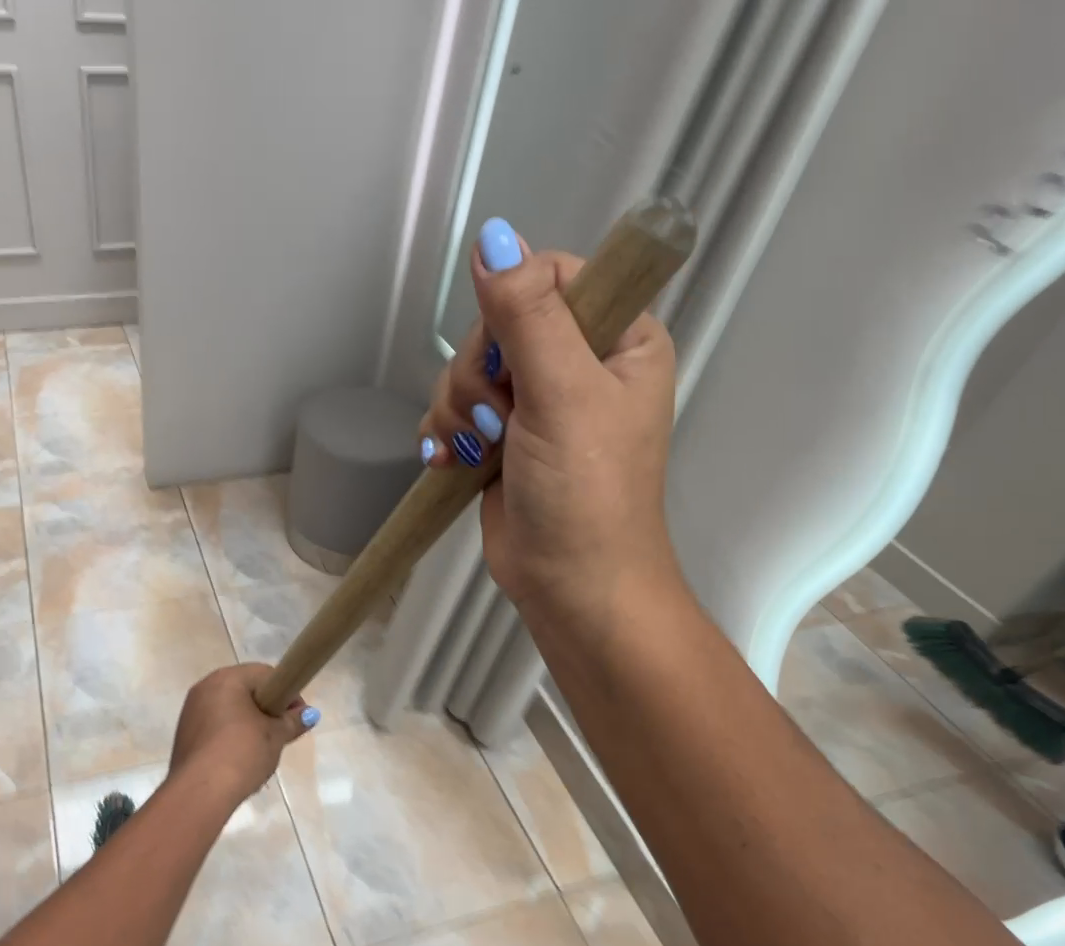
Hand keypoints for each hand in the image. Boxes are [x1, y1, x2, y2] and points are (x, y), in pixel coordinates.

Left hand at [169, 664, 316, 805]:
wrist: (201, 791)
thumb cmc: (242, 753)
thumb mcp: (275, 736)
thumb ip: (292, 721)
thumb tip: (309, 714)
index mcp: (227, 679)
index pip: (265, 674)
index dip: (287, 693)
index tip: (297, 716)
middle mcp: (205, 687)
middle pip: (245, 690)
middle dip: (267, 708)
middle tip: (282, 732)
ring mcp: (191, 710)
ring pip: (229, 708)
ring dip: (248, 722)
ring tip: (262, 748)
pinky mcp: (184, 733)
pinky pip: (214, 725)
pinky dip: (230, 734)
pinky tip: (240, 757)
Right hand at [420, 221, 681, 621]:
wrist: (571, 588)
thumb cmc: (586, 493)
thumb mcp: (562, 394)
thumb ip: (526, 315)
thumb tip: (492, 237)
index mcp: (619, 338)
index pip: (552, 277)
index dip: (514, 308)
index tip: (512, 359)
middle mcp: (578, 362)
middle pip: (497, 325)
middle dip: (480, 374)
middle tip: (499, 419)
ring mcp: (536, 403)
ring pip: (468, 369)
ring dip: (459, 409)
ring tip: (479, 451)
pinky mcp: (501, 438)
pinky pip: (454, 408)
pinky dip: (445, 433)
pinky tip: (450, 461)